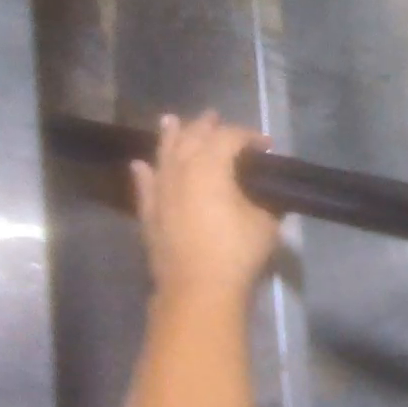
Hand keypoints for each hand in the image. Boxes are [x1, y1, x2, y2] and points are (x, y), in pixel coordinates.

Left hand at [131, 112, 279, 308]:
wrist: (199, 289)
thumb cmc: (237, 251)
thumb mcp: (266, 223)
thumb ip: (266, 201)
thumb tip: (266, 195)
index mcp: (211, 166)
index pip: (230, 138)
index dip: (249, 136)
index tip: (266, 146)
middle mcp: (181, 171)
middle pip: (193, 138)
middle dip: (206, 126)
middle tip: (215, 117)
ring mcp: (161, 191)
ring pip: (164, 155)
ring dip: (170, 137)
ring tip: (171, 120)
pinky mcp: (150, 214)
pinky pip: (146, 186)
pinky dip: (145, 173)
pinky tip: (141, 165)